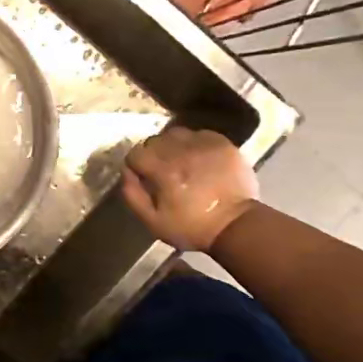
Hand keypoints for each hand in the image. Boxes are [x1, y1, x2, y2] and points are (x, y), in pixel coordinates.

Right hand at [122, 126, 259, 251]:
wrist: (235, 224)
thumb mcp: (154, 222)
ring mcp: (204, 145)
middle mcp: (182, 151)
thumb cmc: (192, 227)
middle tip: (162, 172)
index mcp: (163, 171)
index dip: (136, 166)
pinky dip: (195, 143)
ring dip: (173, 145)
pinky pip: (200, 134)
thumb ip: (133, 196)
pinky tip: (199, 158)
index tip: (143, 177)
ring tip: (180, 162)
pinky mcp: (223, 143)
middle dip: (153, 154)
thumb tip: (127, 173)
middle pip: (155, 140)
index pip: (136, 153)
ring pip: (177, 133)